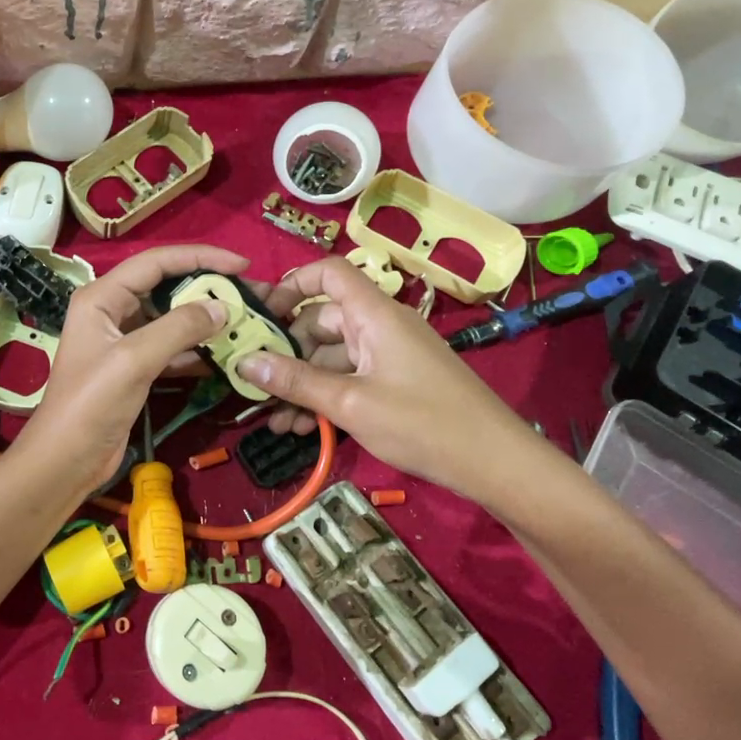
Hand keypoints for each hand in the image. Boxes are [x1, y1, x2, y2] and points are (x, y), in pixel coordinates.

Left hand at [20, 245, 248, 491]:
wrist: (65, 460)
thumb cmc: (91, 404)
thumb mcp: (134, 360)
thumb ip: (178, 329)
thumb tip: (222, 307)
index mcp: (101, 297)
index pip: (156, 262)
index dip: (200, 258)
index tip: (241, 264)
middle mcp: (110, 311)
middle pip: (165, 286)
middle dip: (207, 287)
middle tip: (252, 293)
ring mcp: (122, 340)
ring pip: (170, 318)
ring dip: (205, 319)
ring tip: (247, 320)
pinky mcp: (133, 368)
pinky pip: (170, 347)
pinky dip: (195, 348)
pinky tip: (226, 353)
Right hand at [238, 257, 535, 501]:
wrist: (496, 465)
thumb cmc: (423, 424)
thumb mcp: (350, 404)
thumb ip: (295, 381)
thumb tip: (243, 361)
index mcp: (375, 315)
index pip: (329, 273)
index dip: (292, 285)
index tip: (262, 316)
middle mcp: (380, 327)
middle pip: (321, 320)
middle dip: (286, 352)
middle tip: (255, 382)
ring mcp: (388, 356)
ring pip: (331, 357)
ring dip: (301, 384)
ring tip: (274, 421)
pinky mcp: (395, 383)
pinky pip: (348, 378)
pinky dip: (324, 397)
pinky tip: (301, 428)